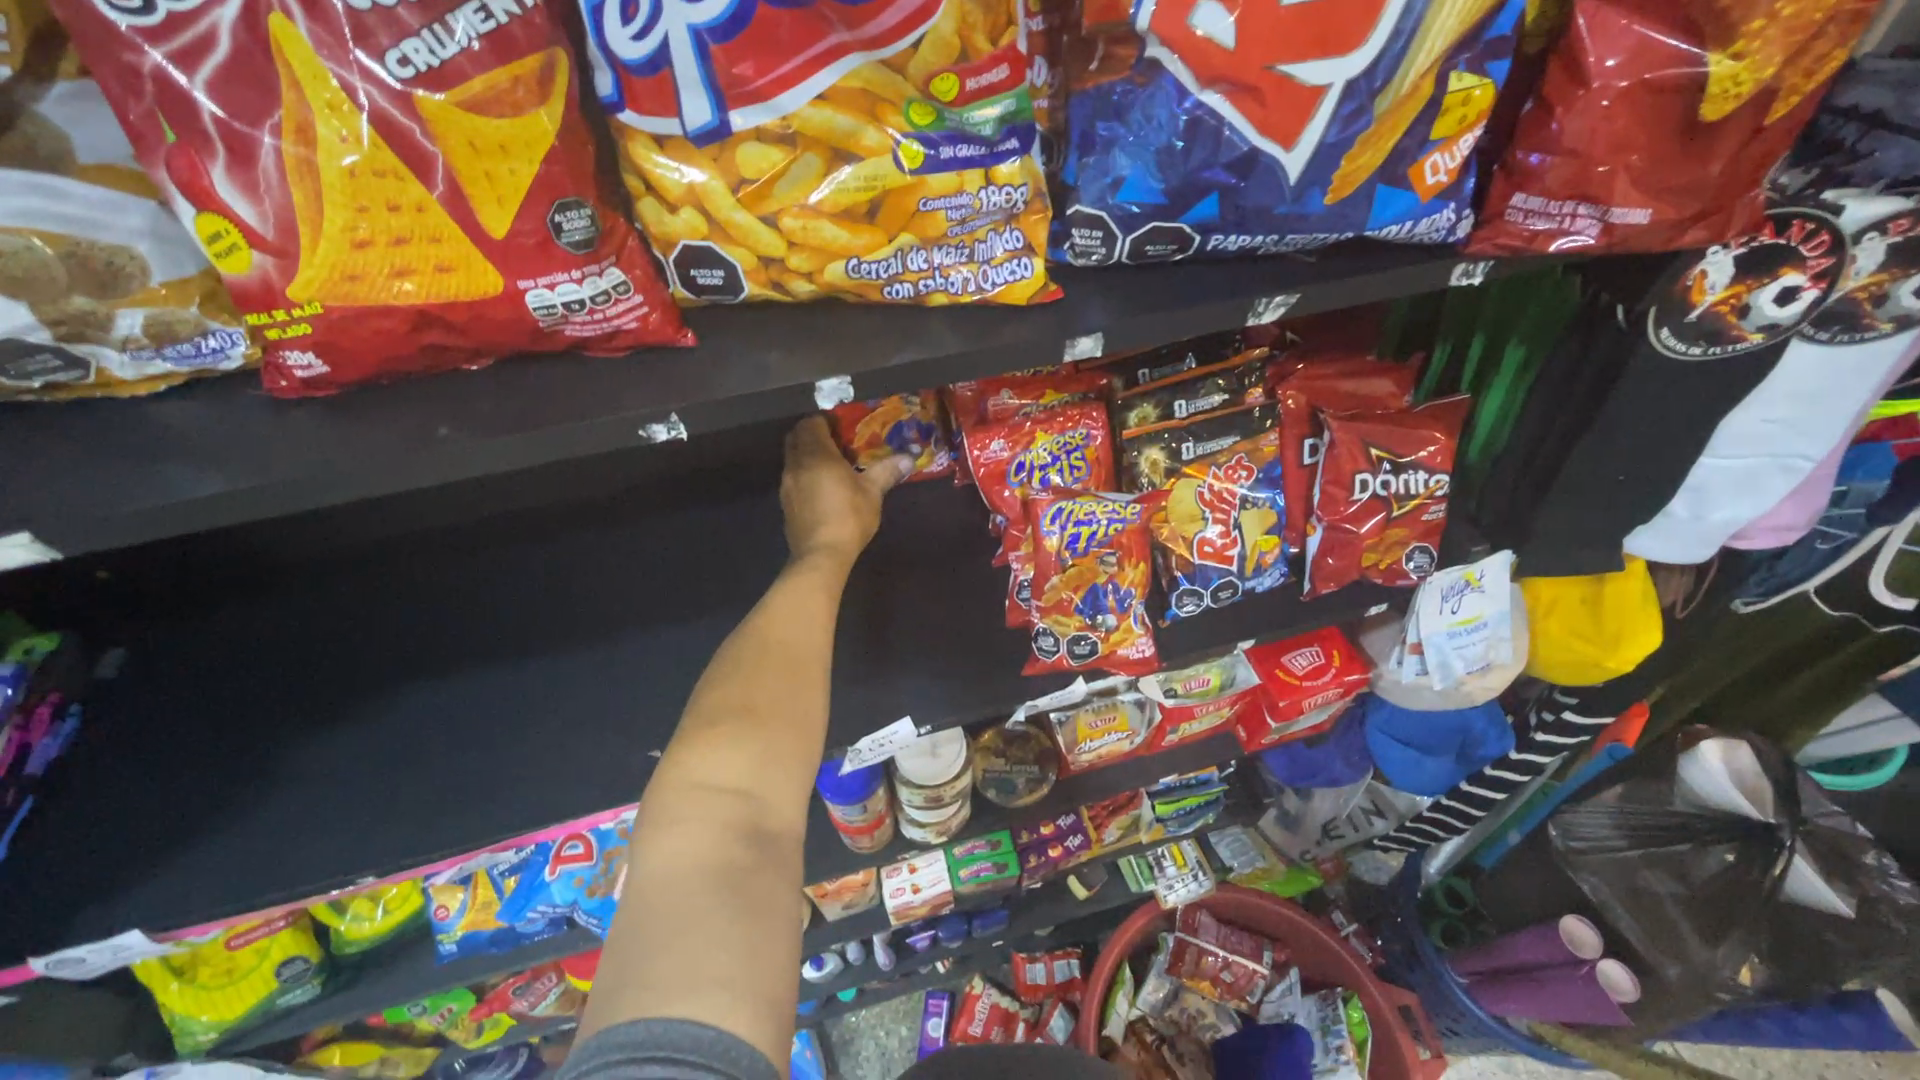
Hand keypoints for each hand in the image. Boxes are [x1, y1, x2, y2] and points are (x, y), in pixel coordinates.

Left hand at [781, 416, 911, 568]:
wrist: (820, 554)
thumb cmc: (848, 518)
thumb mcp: (872, 492)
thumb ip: (887, 471)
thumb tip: (908, 458)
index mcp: (817, 454)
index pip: (811, 423)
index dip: (825, 421)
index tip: (842, 427)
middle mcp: (796, 464)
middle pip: (796, 437)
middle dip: (812, 434)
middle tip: (835, 442)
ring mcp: (786, 483)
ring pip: (792, 457)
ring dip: (806, 454)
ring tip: (830, 465)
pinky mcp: (785, 501)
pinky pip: (792, 476)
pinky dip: (803, 473)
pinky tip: (821, 487)